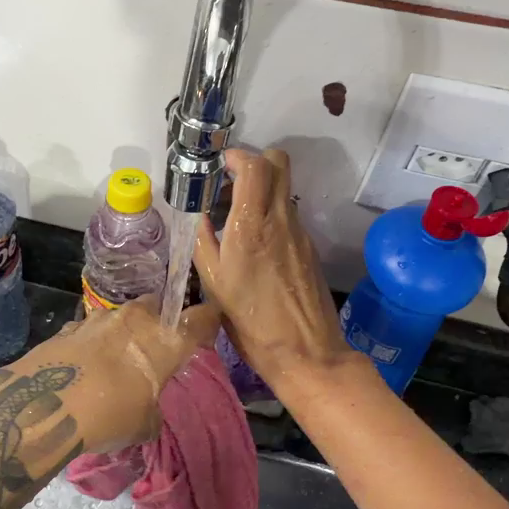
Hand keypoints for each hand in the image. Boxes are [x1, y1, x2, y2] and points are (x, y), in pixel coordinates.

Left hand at [23, 294, 220, 452]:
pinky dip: (93, 344)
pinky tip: (86, 367)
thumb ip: (153, 408)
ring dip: (123, 333)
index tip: (207, 330)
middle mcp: (135, 318)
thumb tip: (147, 408)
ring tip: (117, 361)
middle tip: (156, 347)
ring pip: (121, 317)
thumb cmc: (108, 415)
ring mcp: (97, 318)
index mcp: (165, 339)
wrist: (43, 406)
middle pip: (157, 306)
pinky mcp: (67, 327)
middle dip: (160, 321)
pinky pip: (90, 330)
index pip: (201, 318)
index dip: (208, 322)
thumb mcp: (144, 424)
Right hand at [193, 148, 357, 397]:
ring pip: (283, 190)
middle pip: (279, 163)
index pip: (255, 166)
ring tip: (235, 217)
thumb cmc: (250, 322)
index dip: (237, 155)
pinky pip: (287, 215)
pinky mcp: (308, 248)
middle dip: (254, 162)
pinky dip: (269, 215)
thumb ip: (203, 241)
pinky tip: (254, 244)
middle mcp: (280, 220)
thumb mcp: (213, 282)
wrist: (305, 352)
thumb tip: (200, 215)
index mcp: (251, 226)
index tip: (220, 165)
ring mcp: (299, 232)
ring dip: (261, 190)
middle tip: (229, 183)